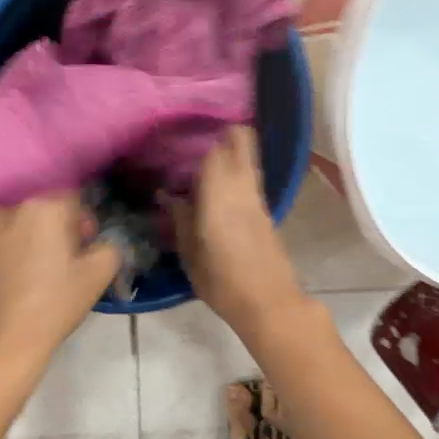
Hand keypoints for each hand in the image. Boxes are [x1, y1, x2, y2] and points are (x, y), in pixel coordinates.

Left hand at [0, 192, 120, 377]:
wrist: (2, 340)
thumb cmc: (54, 305)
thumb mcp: (98, 276)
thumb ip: (109, 247)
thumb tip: (98, 242)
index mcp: (44, 206)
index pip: (74, 197)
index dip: (85, 221)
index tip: (87, 246)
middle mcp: (12, 207)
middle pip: (45, 207)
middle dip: (60, 227)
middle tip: (68, 261)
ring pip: (22, 223)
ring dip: (35, 238)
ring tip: (42, 272)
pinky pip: (4, 239)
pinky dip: (15, 250)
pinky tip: (21, 279)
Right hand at [173, 127, 309, 335]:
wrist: (268, 303)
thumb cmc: (223, 284)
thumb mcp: (191, 256)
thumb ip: (180, 221)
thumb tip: (169, 197)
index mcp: (220, 197)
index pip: (215, 150)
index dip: (201, 137)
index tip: (181, 137)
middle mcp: (243, 189)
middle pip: (241, 142)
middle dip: (222, 135)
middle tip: (196, 142)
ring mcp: (258, 199)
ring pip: (247, 159)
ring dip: (229, 154)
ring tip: (201, 165)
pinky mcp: (265, 212)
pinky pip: (249, 179)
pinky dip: (234, 175)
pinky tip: (215, 190)